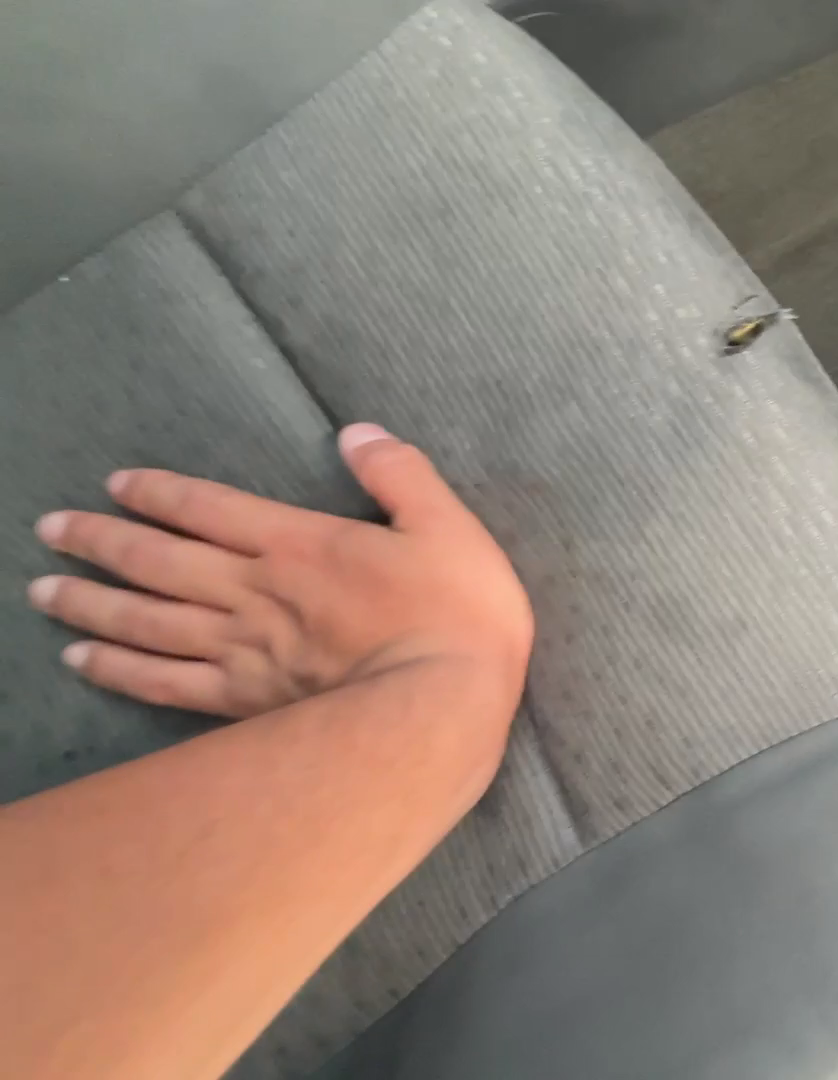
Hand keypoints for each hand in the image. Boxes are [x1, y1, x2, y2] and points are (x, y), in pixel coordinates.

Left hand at [27, 424, 532, 724]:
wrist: (444, 696)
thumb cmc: (460, 609)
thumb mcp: (450, 528)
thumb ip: (403, 477)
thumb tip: (357, 431)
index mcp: (303, 545)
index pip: (213, 509)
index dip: (163, 494)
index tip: (118, 484)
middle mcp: (256, 590)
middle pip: (161, 561)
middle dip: (104, 540)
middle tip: (53, 529)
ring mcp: (245, 647)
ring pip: (148, 619)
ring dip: (93, 602)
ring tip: (44, 591)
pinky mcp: (248, 697)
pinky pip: (164, 680)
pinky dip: (118, 669)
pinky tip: (83, 661)